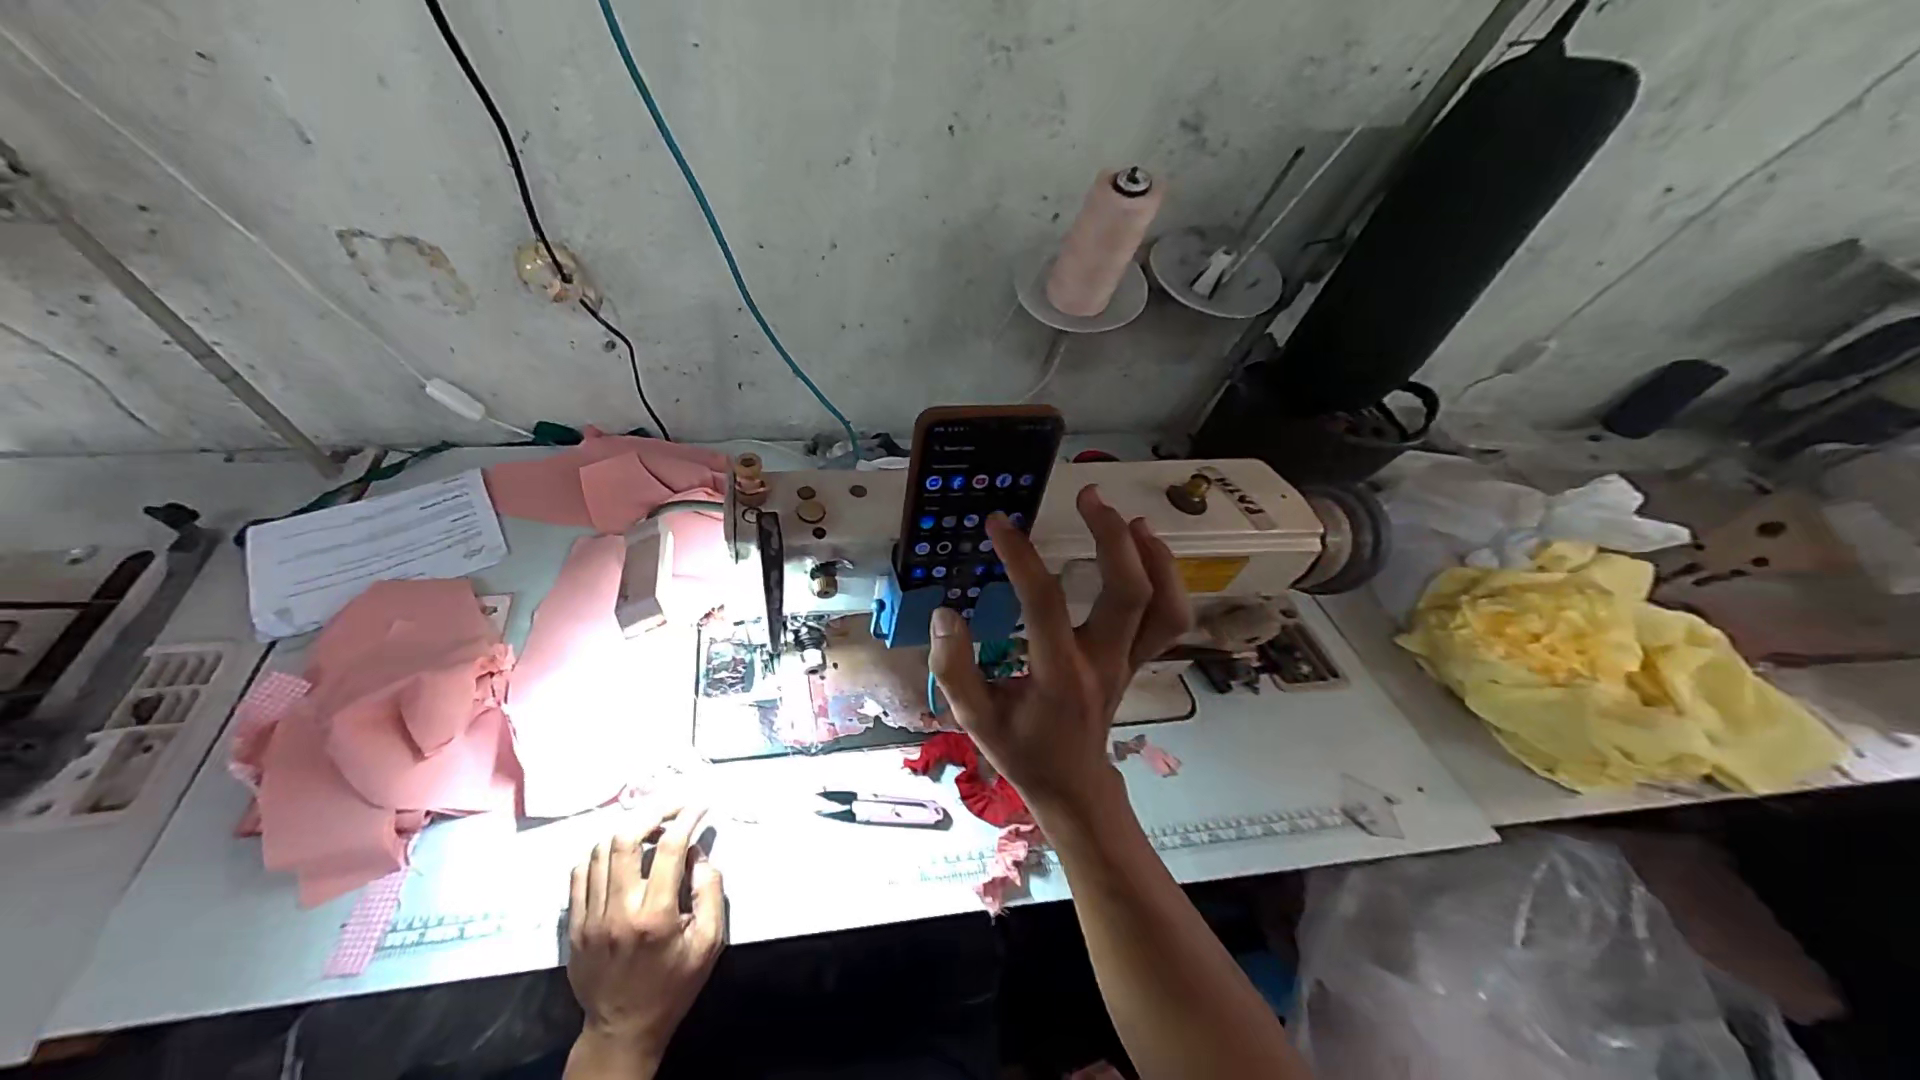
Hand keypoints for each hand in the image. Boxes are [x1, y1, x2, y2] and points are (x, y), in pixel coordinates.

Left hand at [565, 807, 723, 1075]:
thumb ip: (710, 892)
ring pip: (599, 851)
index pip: (669, 847)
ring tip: (649, 831)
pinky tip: (620, 857)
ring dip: (627, 831)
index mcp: (655, 915)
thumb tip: (699, 854)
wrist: (623, 1028)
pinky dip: (601, 854)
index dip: (687, 818)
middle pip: (625, 838)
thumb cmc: (674, 985)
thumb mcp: (709, 943)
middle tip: (672, 808)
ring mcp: (590, 917)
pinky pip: (579, 873)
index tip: (699, 808)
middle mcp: (618, 910)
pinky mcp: (573, 925)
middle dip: (653, 813)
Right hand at [928, 485, 1190, 822]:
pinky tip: (1145, 549)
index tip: (999, 524)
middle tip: (1088, 496)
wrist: (1072, 783)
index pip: (1044, 604)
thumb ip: (953, 668)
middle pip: (1128, 592)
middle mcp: (1103, 663)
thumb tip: (946, 613)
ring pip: (1163, 605)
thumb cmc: (1022, 749)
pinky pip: (1169, 618)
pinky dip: (1166, 578)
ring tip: (1125, 517)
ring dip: (1151, 554)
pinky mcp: (1138, 658)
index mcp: (1058, 675)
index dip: (1021, 557)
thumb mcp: (975, 718)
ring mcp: (1128, 661)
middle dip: (1111, 536)